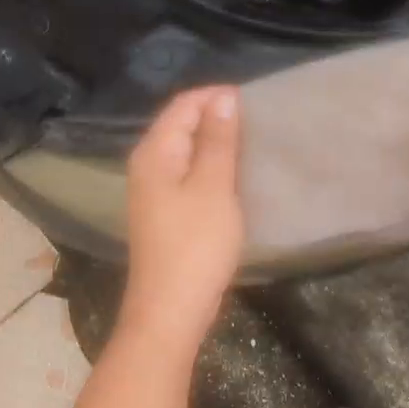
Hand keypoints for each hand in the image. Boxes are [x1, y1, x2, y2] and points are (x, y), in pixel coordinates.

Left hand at [122, 86, 243, 343]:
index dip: (217, 97)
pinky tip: (236, 177)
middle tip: (260, 123)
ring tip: (254, 146)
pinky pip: (189, 175)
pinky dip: (212, 169)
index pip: (183, 105)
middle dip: (218, 118)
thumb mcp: (214, 186)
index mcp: (154, 152)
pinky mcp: (166, 213)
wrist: (171, 309)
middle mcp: (148, 165)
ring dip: (217, 145)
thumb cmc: (195, 244)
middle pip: (182, 125)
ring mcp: (154, 191)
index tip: (256, 103)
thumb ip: (218, 140)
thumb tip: (224, 98)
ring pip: (187, 151)